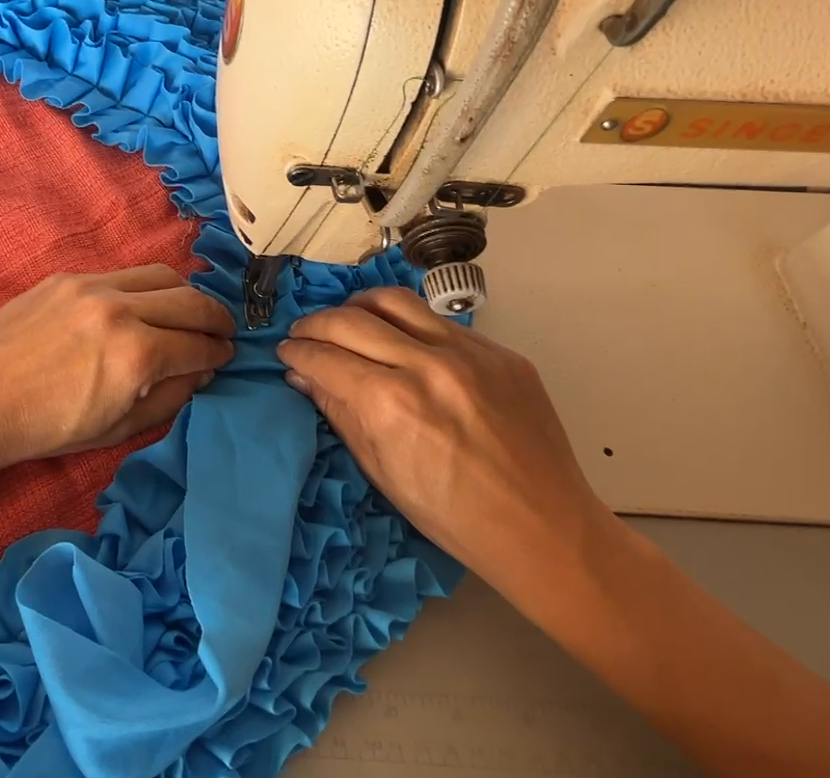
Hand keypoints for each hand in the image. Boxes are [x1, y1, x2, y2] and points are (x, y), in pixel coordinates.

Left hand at [0, 266, 235, 472]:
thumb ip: (170, 397)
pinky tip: (141, 307)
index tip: (224, 357)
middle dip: (216, 319)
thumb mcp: (117, 429)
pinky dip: (145, 289)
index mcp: (136, 356)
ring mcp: (91, 286)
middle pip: (192, 302)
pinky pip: (123, 274)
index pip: (199, 345)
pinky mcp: (67, 277)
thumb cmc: (46, 429)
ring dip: (184, 296)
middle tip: (221, 333)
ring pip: (162, 276)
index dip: (219, 354)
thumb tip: (201, 371)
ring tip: (187, 314)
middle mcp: (120, 310)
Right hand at [277, 288, 608, 590]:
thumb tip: (303, 377)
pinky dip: (409, 327)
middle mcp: (428, 365)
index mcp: (392, 404)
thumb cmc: (452, 516)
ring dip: (358, 307)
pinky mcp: (501, 353)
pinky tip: (403, 346)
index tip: (286, 353)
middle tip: (303, 335)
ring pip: (396, 301)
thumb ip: (339, 413)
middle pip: (351, 320)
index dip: (297, 353)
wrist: (543, 528)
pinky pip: (440, 324)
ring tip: (346, 321)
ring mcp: (470, 353)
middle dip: (316, 325)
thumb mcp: (380, 471)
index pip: (326, 357)